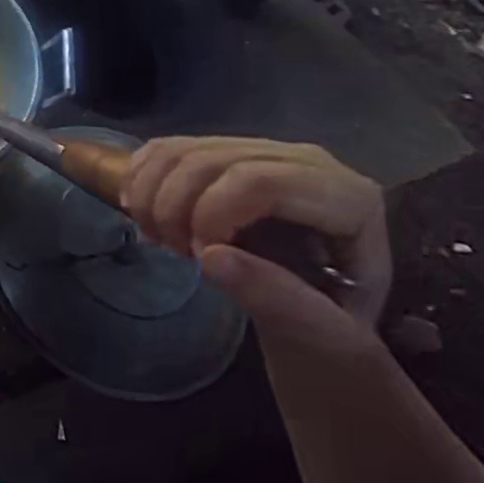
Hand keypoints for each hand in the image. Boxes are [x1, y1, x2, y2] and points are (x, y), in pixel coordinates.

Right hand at [118, 137, 391, 343]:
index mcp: (347, 198)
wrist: (326, 315)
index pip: (261, 181)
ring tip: (157, 236)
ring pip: (183, 150)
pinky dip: (141, 176)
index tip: (196, 258)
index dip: (212, 213)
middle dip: (173, 207)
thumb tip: (210, 256)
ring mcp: (262, 150)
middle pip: (212, 161)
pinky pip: (169, 147)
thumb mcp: (325, 335)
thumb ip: (275, 298)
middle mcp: (305, 161)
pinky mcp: (227, 152)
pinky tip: (136, 209)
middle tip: (173, 252)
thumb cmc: (334, 328)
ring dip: (150, 193)